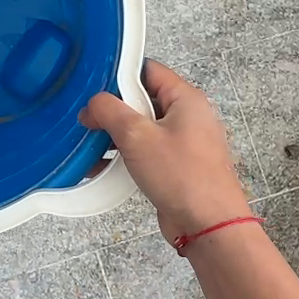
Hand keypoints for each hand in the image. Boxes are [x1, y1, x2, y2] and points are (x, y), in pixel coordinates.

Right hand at [79, 59, 251, 244]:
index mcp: (185, 99)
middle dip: (111, 110)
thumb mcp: (136, 135)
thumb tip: (93, 104)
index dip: (119, 75)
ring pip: (139, 128)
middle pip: (140, 100)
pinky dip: (122, 156)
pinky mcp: (174, 166)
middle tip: (89, 120)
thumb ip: (109, 110)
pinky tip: (99, 166)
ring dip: (113, 136)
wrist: (209, 227)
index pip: (147, 70)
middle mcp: (186, 117)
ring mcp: (181, 143)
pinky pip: (143, 151)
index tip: (94, 86)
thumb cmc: (183, 178)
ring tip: (89, 146)